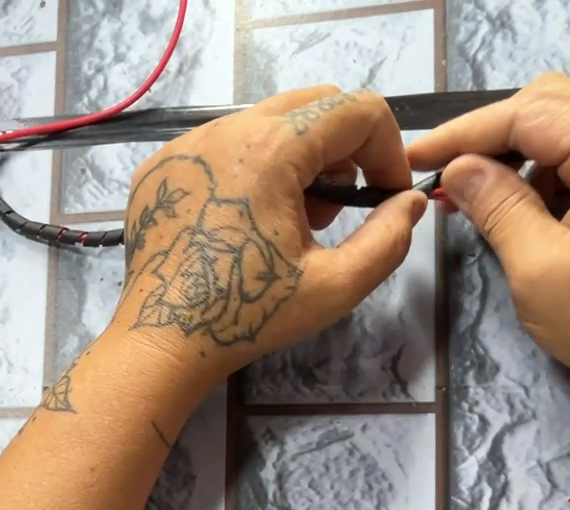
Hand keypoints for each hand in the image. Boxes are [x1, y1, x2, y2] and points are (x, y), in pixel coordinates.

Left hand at [107, 86, 427, 398]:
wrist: (163, 342)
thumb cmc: (246, 317)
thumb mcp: (333, 288)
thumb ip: (388, 240)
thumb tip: (409, 202)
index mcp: (271, 150)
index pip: (356, 110)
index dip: (386, 149)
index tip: (384, 195)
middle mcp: (224, 131)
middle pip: (311, 107)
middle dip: (341, 151)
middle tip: (333, 212)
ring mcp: (185, 147)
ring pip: (265, 125)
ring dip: (295, 162)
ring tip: (285, 226)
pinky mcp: (160, 170)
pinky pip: (221, 148)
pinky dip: (247, 172)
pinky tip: (240, 227)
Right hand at [409, 73, 569, 407]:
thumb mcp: (541, 270)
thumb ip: (499, 209)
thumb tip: (458, 169)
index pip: (532, 112)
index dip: (465, 131)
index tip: (414, 156)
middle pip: (556, 99)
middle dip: (490, 131)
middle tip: (441, 173)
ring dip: (519, 143)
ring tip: (476, 187)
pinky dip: (547, 160)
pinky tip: (519, 197)